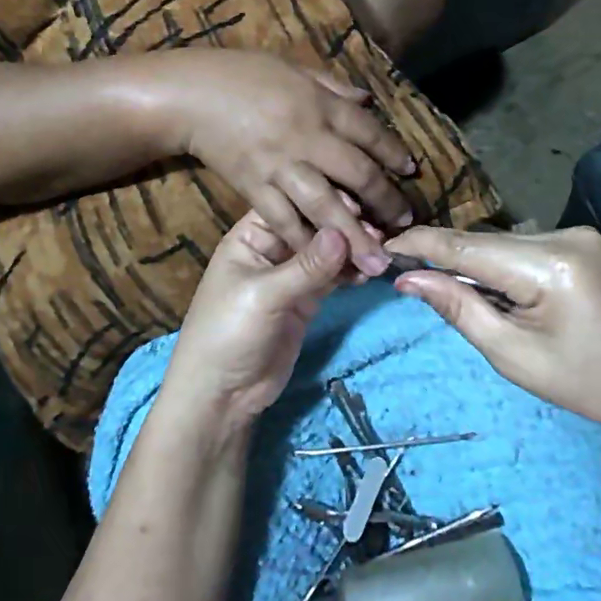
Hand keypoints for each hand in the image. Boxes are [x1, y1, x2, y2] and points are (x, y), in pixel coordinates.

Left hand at [163, 213, 359, 425]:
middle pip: (314, 227)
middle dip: (345, 230)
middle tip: (377, 236)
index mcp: (251, 236)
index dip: (323, 204)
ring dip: (353, 252)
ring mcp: (291, 275)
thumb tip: (343, 232)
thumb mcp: (263, 296)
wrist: (221, 396)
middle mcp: (272, 248)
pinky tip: (370, 273)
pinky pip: (334, 277)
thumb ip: (305, 266)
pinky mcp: (306, 299)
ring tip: (379, 255)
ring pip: (328, 253)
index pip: (291, 207)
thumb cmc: (227, 334)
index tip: (357, 208)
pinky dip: (351, 274)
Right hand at [172, 50, 415, 276]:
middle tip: (405, 227)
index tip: (411, 171)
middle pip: (355, 174)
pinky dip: (305, 242)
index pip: (368, 132)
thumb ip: (332, 86)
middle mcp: (306, 140)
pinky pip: (283, 220)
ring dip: (353, 235)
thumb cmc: (241, 75)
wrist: (188, 97)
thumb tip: (367, 100)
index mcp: (319, 106)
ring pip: (324, 206)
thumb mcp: (294, 68)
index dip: (393, 153)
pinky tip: (323, 262)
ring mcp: (280, 168)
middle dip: (383, 202)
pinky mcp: (254, 190)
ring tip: (374, 261)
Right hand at [386, 226, 600, 433]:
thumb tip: (408, 279)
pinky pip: (521, 246)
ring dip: (472, 262)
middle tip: (407, 275)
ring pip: (501, 242)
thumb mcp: (511, 354)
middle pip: (483, 241)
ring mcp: (576, 233)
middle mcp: (564, 235)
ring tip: (449, 289)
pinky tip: (491, 288)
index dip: (421, 244)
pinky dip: (498, 264)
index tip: (383, 247)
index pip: (468, 246)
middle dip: (444, 256)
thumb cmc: (583, 382)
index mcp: (549, 266)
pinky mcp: (581, 239)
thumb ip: (458, 307)